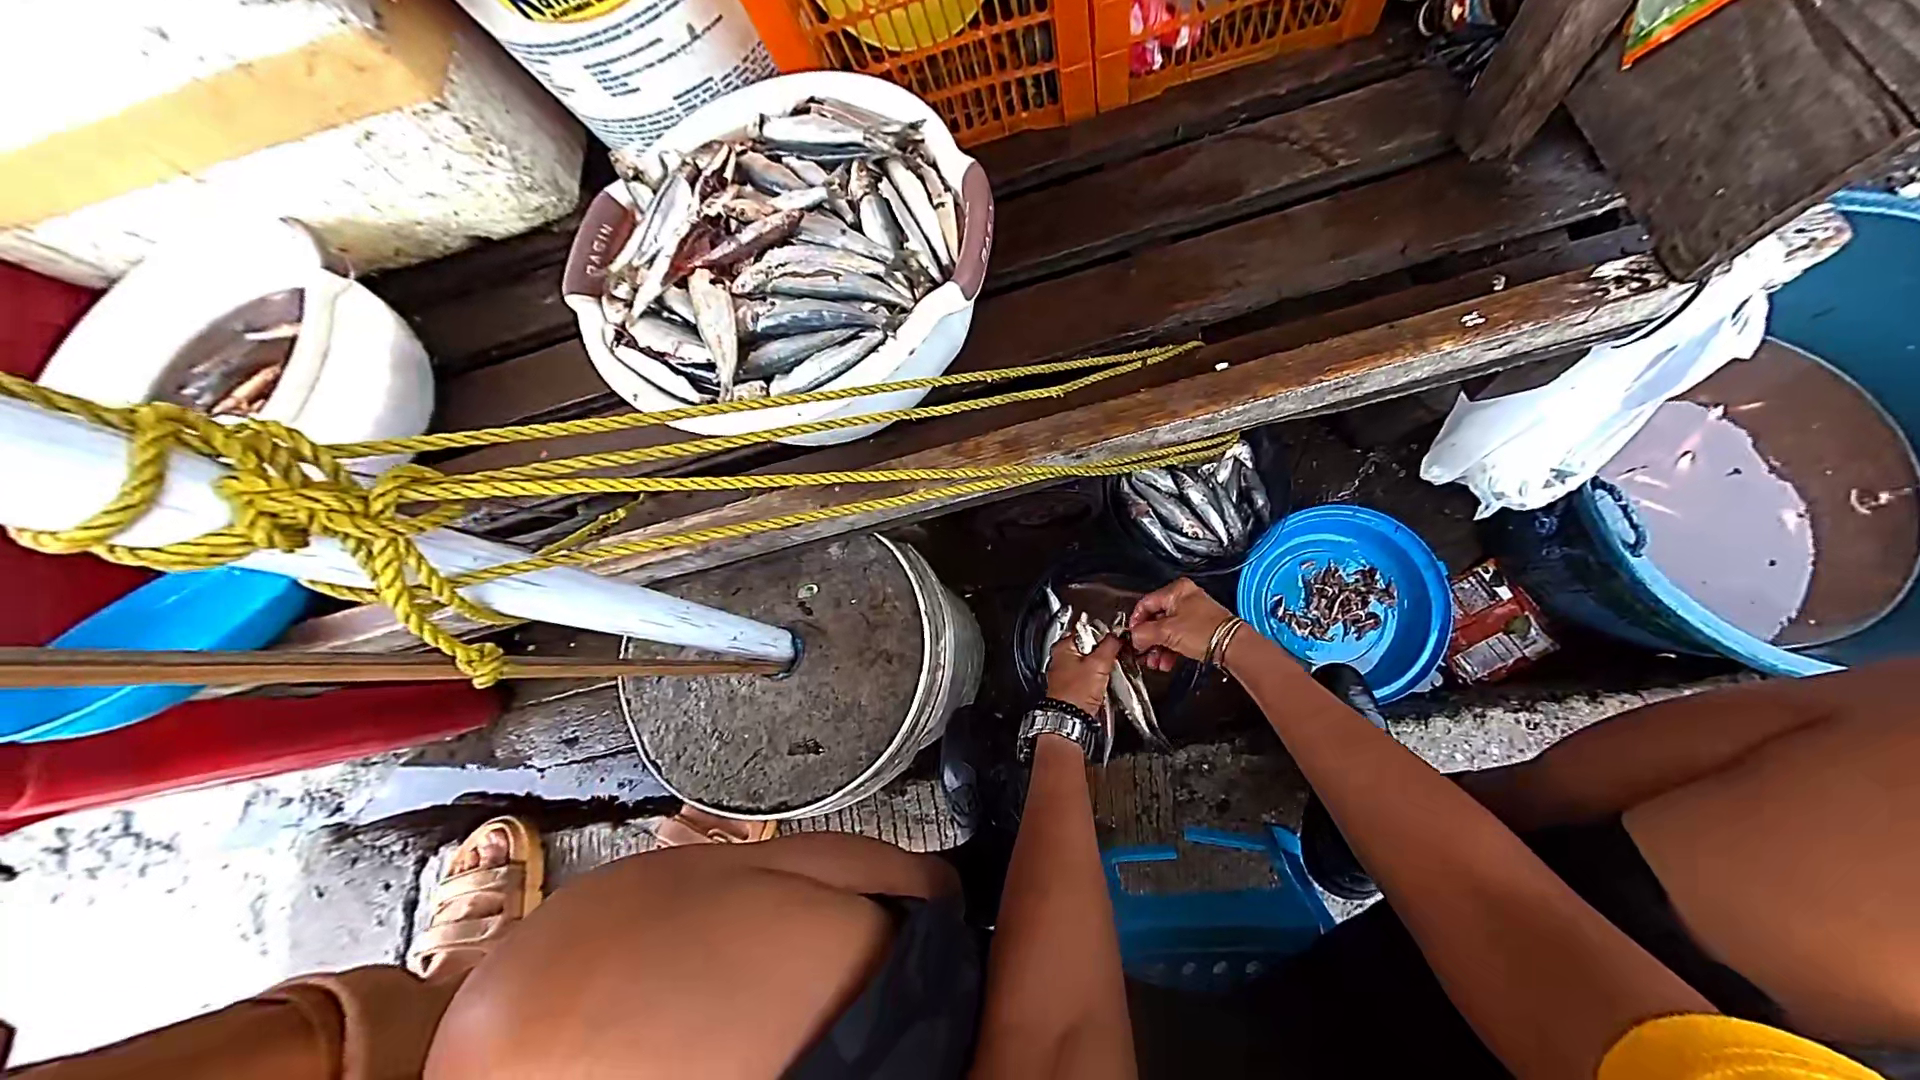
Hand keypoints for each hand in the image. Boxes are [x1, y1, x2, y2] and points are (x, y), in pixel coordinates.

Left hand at [1044, 633, 1121, 716]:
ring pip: (1090, 662)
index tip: (1115, 639)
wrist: (1071, 720)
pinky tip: (1103, 683)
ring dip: (1102, 666)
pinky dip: (1097, 677)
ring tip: (1108, 671)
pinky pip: (1089, 675)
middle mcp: (1061, 658)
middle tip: (1113, 657)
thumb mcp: (1098, 664)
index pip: (1086, 630)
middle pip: (1089, 647)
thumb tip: (1117, 636)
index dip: (1103, 634)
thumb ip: (1109, 646)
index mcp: (1063, 647)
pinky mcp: (1073, 686)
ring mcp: (1066, 673)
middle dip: (1103, 652)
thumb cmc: (1076, 694)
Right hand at [1128, 578, 1235, 672]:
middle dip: (1148, 639)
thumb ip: (1143, 633)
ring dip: (1158, 647)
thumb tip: (1133, 638)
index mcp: (1175, 590)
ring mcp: (1193, 612)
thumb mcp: (1166, 632)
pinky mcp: (1200, 627)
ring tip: (1155, 662)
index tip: (1132, 636)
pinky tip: (1166, 662)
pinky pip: (1178, 636)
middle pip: (1156, 619)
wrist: (1233, 646)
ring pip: (1167, 630)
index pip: (1145, 604)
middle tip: (1143, 652)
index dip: (1136, 622)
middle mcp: (1184, 598)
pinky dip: (1170, 649)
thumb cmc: (1204, 632)